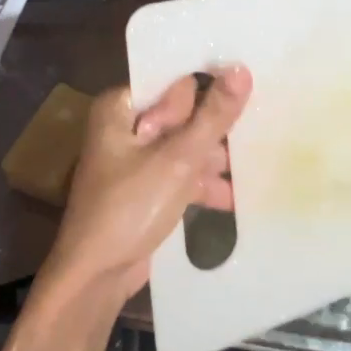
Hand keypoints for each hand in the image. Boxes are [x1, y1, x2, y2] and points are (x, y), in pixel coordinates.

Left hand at [42, 67, 251, 298]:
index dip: (209, 86)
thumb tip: (242, 70)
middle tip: (255, 128)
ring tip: (252, 164)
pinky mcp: (143, 189)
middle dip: (215, 127)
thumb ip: (213, 116)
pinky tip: (233, 196)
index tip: (246, 90)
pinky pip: (179, 172)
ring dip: (213, 157)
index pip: (174, 81)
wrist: (94, 280)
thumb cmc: (130, 207)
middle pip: (182, 113)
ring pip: (184, 144)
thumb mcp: (178, 159)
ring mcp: (133, 159)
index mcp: (121, 106)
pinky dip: (201, 182)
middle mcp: (125, 126)